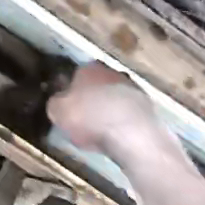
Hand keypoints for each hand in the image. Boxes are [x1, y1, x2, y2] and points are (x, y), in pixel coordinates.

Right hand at [46, 63, 169, 161]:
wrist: (131, 134)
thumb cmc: (89, 118)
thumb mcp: (57, 111)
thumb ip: (55, 102)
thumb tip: (59, 100)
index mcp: (88, 67)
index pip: (75, 74)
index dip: (69, 91)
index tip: (66, 106)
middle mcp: (113, 71)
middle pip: (97, 85)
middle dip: (90, 99)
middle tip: (82, 118)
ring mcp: (133, 88)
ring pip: (114, 97)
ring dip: (108, 109)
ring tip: (99, 131)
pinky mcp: (148, 106)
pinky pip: (127, 113)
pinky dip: (121, 121)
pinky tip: (116, 136)